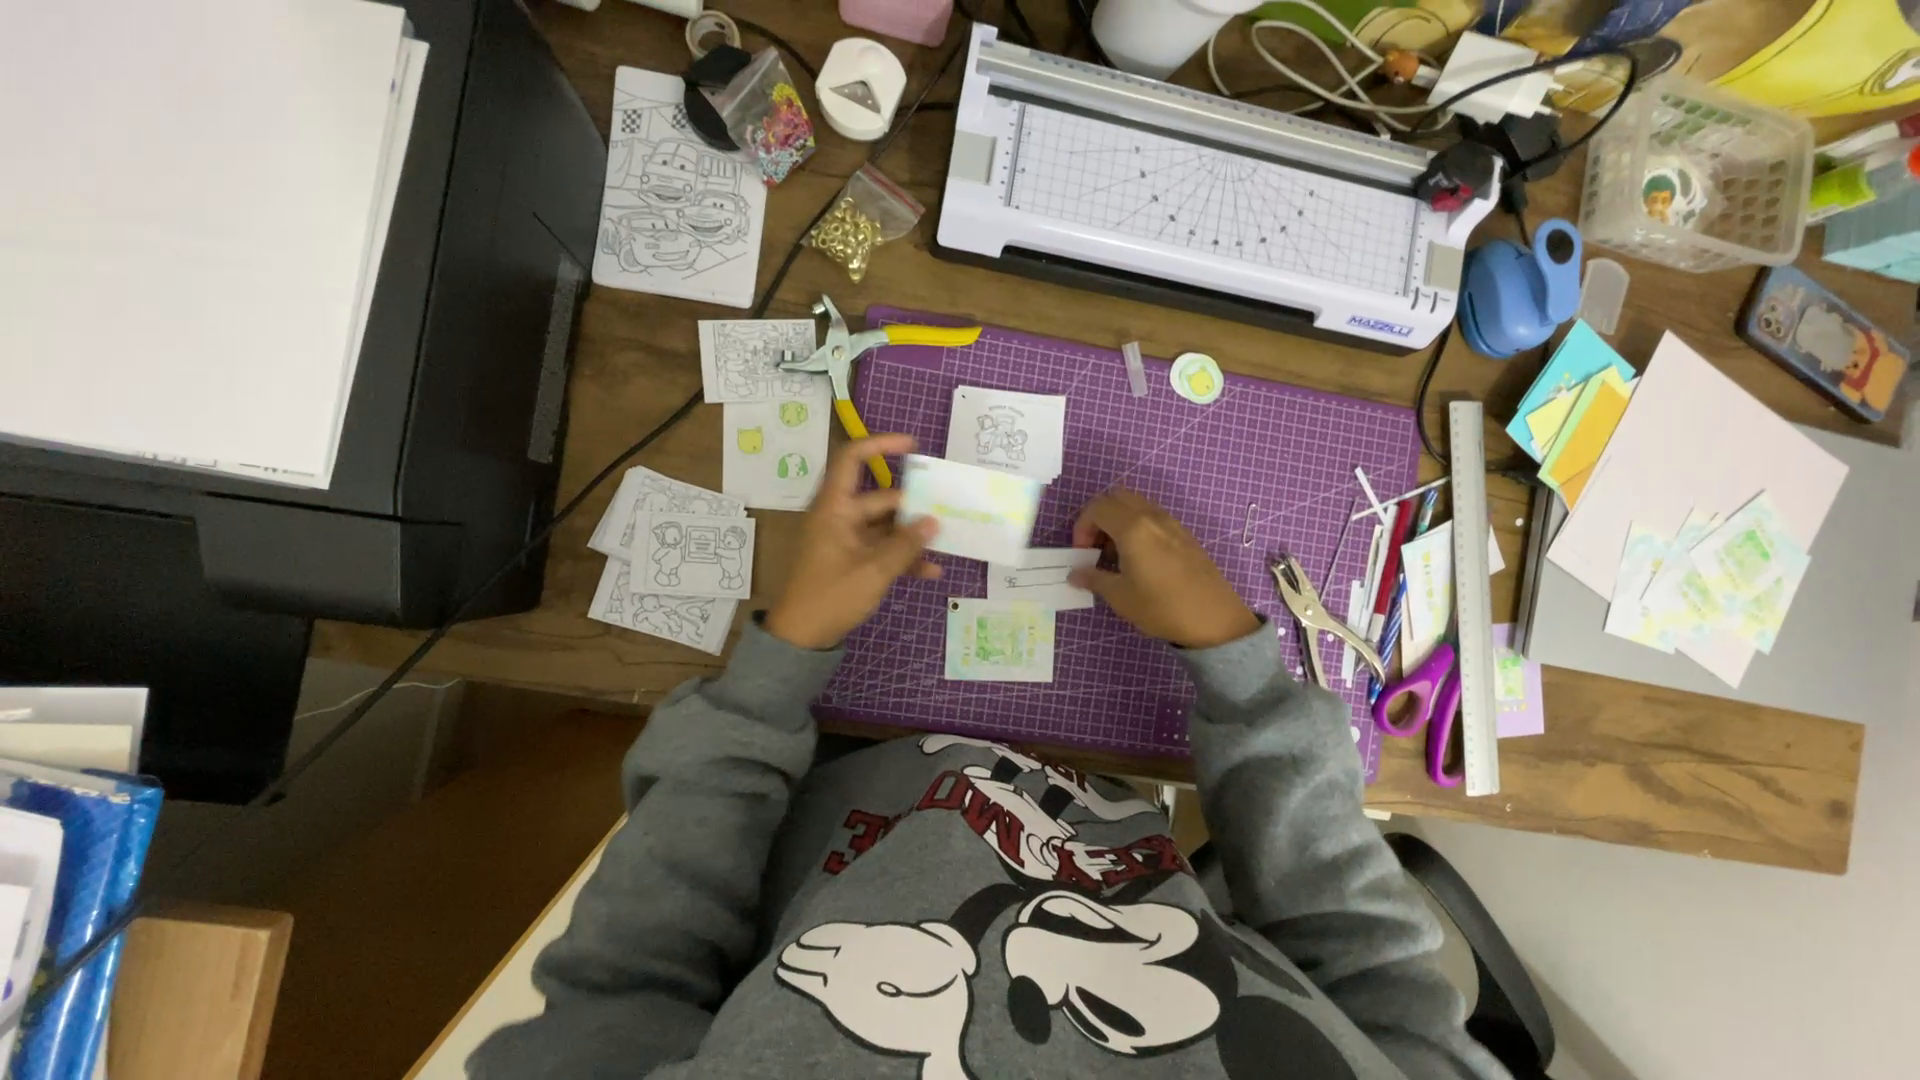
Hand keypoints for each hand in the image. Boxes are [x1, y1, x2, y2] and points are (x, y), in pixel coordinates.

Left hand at [765, 434, 940, 648]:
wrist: (800, 638)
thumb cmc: (830, 597)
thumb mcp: (873, 571)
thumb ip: (904, 545)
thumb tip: (933, 522)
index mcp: (834, 508)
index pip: (851, 459)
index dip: (880, 445)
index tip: (912, 446)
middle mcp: (839, 517)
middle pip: (880, 499)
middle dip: (913, 506)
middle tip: (948, 511)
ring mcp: (845, 540)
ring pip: (885, 526)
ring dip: (911, 536)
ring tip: (945, 542)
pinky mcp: (851, 561)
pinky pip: (881, 550)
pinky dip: (901, 558)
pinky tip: (930, 572)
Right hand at [1068, 488, 1258, 648]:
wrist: (1214, 620)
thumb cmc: (1161, 607)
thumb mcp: (1120, 597)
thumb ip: (1093, 578)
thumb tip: (1075, 573)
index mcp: (1133, 527)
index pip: (1097, 508)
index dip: (1081, 527)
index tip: (1082, 553)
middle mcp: (1152, 517)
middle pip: (1117, 498)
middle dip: (1099, 518)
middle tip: (1096, 547)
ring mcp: (1172, 524)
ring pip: (1137, 506)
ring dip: (1119, 522)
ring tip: (1116, 556)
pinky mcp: (1185, 535)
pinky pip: (1153, 518)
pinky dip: (1138, 528)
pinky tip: (1140, 560)